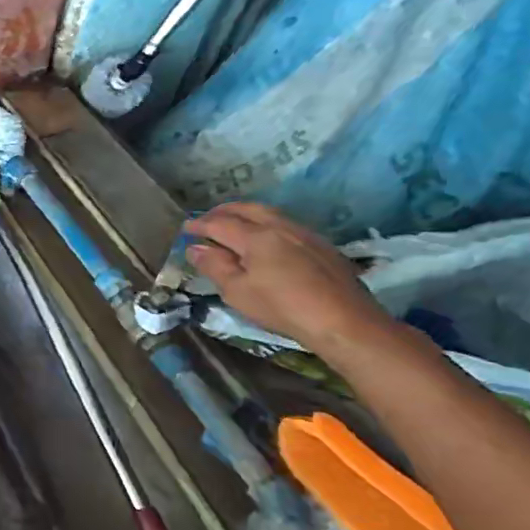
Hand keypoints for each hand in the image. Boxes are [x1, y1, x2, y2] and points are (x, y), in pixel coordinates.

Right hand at [182, 202, 397, 351]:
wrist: (343, 320)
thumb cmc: (281, 307)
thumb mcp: (237, 291)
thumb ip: (214, 266)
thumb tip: (195, 248)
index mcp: (256, 237)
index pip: (220, 224)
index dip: (200, 225)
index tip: (185, 228)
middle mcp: (281, 227)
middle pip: (248, 209)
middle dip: (224, 211)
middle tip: (207, 218)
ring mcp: (305, 234)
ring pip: (270, 213)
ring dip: (246, 214)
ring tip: (233, 224)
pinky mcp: (321, 246)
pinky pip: (285, 224)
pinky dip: (265, 223)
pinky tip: (264, 239)